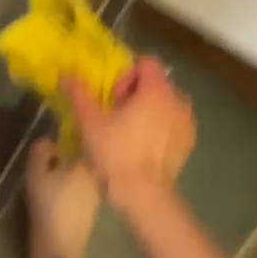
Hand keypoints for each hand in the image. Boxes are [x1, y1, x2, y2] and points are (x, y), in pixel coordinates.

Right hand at [65, 56, 194, 208]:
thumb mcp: (90, 123)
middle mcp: (178, 100)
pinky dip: (161, 128)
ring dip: (149, 111)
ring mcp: (187, 122)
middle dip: (136, 94)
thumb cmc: (115, 154)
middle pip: (156, 83)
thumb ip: (79, 93)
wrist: (143, 194)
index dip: (126, 76)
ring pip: (166, 104)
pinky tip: (143, 147)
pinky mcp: (189, 142)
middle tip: (116, 117)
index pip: (146, 63)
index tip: (112, 99)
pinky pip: (174, 124)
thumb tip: (66, 73)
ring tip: (130, 133)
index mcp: (156, 90)